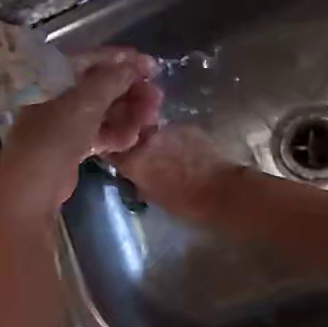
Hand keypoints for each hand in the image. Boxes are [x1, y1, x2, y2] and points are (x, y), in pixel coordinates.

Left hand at [0, 48, 162, 218]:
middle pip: (99, 87)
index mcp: (50, 80)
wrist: (33, 190)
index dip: (122, 61)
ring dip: (128, 114)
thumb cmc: (54, 138)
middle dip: (130, 92)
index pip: (90, 60)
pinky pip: (97, 134)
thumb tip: (130, 64)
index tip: (151, 66)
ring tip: (152, 120)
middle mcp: (55, 98)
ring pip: (101, 112)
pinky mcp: (70, 148)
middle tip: (157, 98)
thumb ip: (110, 80)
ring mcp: (61, 124)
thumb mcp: (85, 104)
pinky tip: (132, 139)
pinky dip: (115, 134)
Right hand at [111, 124, 242, 222]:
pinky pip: (170, 129)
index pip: (108, 147)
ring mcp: (166, 128)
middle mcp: (144, 138)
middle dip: (127, 137)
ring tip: (158, 148)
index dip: (107, 147)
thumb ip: (135, 176)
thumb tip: (131, 168)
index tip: (107, 150)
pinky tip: (178, 147)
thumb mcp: (149, 193)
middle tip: (131, 147)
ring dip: (149, 136)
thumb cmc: (183, 202)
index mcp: (132, 159)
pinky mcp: (185, 124)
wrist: (220, 190)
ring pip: (149, 128)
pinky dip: (170, 136)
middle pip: (128, 131)